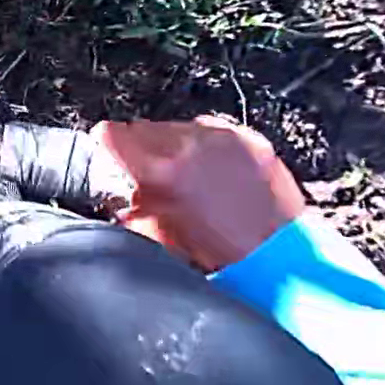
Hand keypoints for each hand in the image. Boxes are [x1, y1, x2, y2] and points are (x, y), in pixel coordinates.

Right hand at [90, 116, 306, 270]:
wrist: (279, 259)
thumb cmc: (217, 253)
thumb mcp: (152, 230)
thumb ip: (129, 199)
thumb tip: (120, 185)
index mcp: (160, 169)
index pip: (111, 132)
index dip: (106, 144)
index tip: (108, 152)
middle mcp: (188, 145)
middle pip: (140, 126)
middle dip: (139, 147)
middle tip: (149, 171)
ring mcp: (221, 138)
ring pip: (174, 125)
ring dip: (171, 144)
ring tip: (184, 172)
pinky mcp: (247, 138)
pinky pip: (208, 129)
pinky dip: (203, 144)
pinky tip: (209, 169)